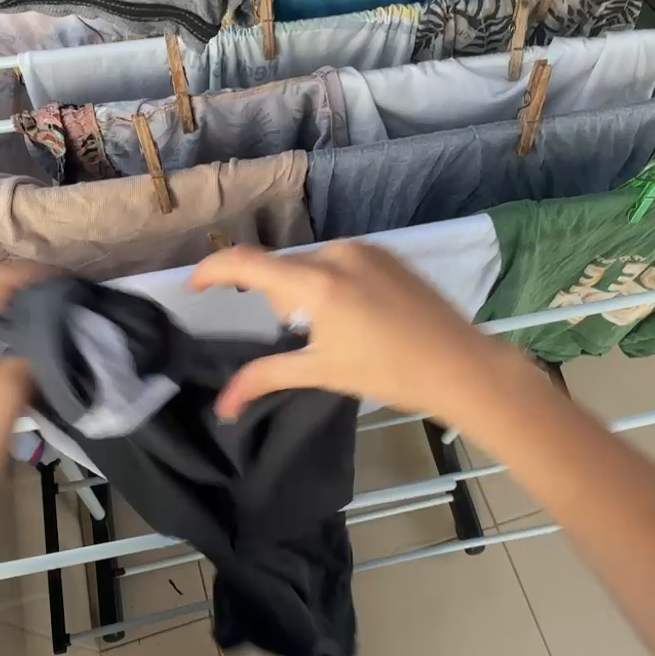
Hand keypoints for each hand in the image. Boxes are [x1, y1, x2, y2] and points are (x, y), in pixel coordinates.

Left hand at [0, 262, 47, 541]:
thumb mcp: (6, 392)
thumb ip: (29, 347)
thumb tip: (53, 325)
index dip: (34, 275)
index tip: (73, 279)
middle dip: (28, 294)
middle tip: (71, 299)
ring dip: (18, 315)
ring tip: (60, 318)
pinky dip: (5, 335)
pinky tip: (33, 343)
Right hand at [188, 242, 535, 421]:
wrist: (459, 363)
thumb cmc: (388, 372)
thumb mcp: (321, 373)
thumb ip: (265, 379)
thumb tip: (222, 406)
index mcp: (316, 283)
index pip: (246, 263)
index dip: (211, 270)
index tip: (195, 286)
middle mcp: (336, 254)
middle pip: (281, 266)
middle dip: (271, 294)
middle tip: (287, 330)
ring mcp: (365, 249)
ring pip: (311, 263)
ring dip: (303, 288)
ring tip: (329, 327)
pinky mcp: (387, 252)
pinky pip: (340, 260)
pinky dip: (330, 280)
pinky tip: (354, 313)